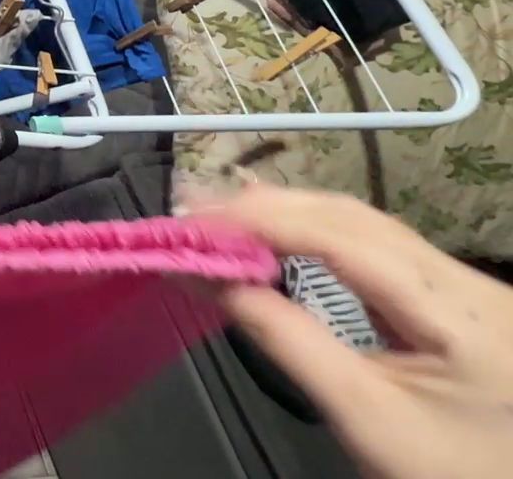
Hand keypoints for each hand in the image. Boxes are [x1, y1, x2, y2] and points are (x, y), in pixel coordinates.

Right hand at [204, 186, 512, 478]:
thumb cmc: (442, 468)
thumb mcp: (357, 409)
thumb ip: (280, 334)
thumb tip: (198, 273)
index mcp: (464, 316)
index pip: (343, 241)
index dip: (260, 222)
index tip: (189, 224)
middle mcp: (474, 285)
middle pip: (350, 219)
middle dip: (262, 209)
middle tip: (189, 215)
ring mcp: (466, 288)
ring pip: (357, 223)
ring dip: (279, 215)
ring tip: (213, 219)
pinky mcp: (449, 296)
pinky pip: (367, 243)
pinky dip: (304, 230)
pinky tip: (265, 232)